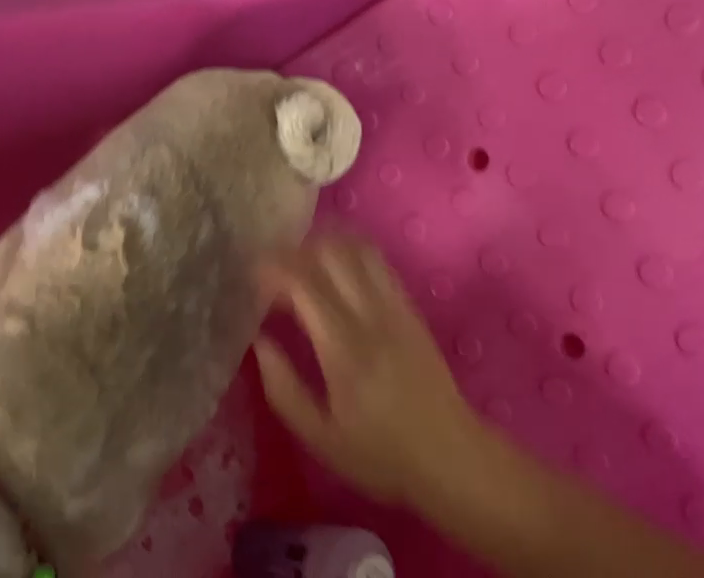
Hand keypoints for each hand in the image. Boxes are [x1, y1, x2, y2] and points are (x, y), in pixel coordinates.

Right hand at [254, 233, 483, 505]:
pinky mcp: (411, 308)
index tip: (252, 278)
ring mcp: (396, 307)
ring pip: (358, 249)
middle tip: (273, 273)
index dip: (274, 269)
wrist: (451, 456)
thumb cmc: (380, 454)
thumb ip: (283, 387)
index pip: (305, 283)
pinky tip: (336, 271)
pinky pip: (379, 263)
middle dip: (296, 252)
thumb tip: (258, 341)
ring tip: (302, 266)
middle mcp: (371, 316)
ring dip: (325, 246)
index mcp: (344, 348)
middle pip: (332, 254)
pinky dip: (351, 254)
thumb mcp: (320, 437)